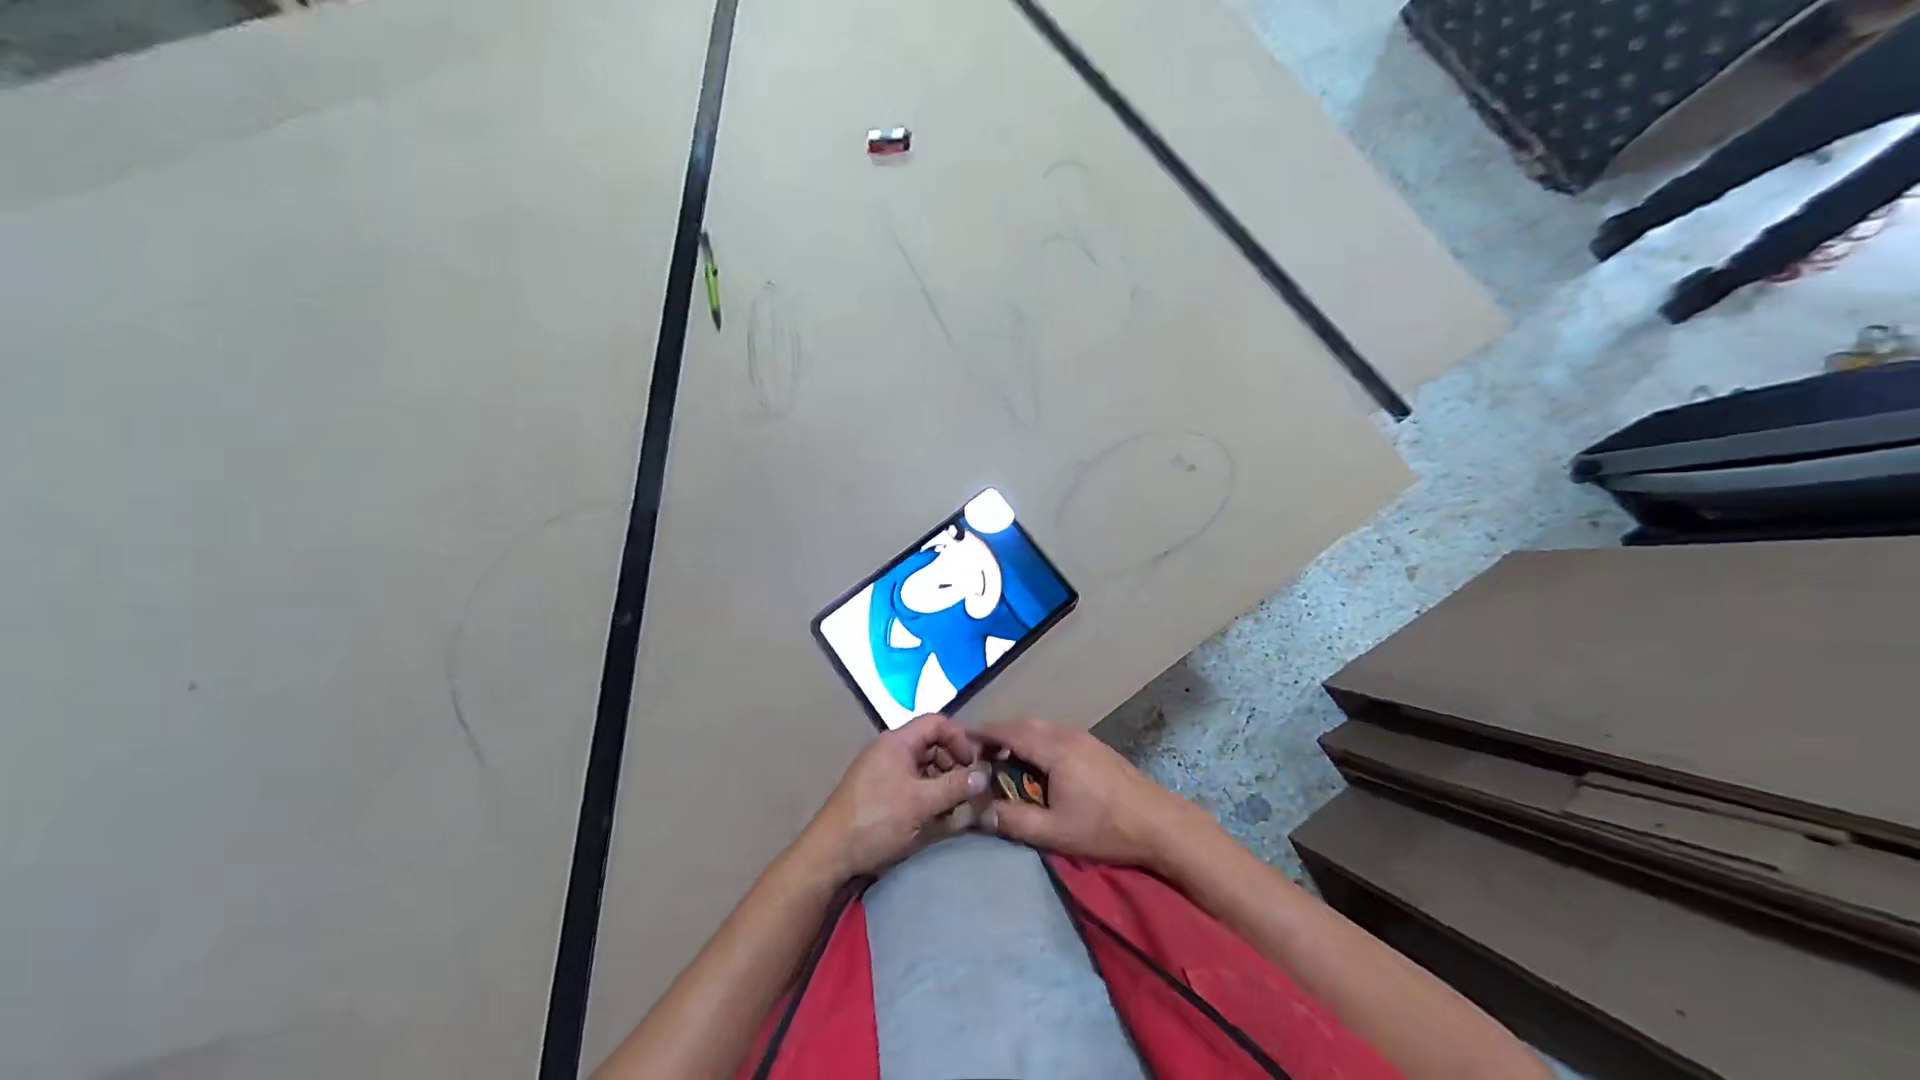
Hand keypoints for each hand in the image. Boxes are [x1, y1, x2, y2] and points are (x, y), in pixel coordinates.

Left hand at [797, 713, 988, 878]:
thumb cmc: (876, 820)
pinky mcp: (881, 792)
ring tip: (955, 805)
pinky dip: (928, 793)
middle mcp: (890, 750)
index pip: (937, 722)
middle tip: (968, 789)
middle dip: (954, 763)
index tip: (972, 765)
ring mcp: (884, 771)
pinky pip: (912, 782)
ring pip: (924, 765)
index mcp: (897, 742)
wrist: (830, 854)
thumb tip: (985, 775)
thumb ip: (955, 787)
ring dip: (943, 781)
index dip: (959, 738)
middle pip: (932, 743)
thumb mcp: (920, 803)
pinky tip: (937, 814)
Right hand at [975, 717, 1213, 872]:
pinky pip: (1055, 733)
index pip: (1010, 732)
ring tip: (1001, 756)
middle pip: (1024, 724)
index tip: (960, 739)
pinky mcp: (1095, 746)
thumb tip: (980, 813)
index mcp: (1055, 750)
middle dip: (998, 733)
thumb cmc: (1105, 828)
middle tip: (977, 751)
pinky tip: (1034, 761)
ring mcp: (1085, 738)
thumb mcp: (1055, 832)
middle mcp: (1068, 735)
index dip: (983, 733)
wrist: (1160, 824)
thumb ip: (1015, 821)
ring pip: (1041, 727)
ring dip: (1018, 735)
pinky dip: (1035, 739)